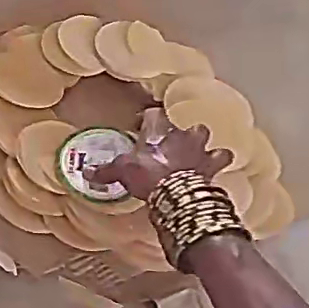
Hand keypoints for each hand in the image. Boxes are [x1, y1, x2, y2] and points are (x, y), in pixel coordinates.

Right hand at [87, 108, 233, 198]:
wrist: (176, 193)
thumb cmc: (148, 174)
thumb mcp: (122, 170)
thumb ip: (106, 170)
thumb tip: (86, 173)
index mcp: (160, 129)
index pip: (153, 114)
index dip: (146, 119)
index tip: (140, 126)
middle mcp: (183, 135)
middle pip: (187, 124)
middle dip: (183, 131)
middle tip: (175, 141)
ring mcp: (201, 150)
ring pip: (208, 139)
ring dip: (207, 147)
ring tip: (203, 154)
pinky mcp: (213, 167)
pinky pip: (221, 161)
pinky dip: (218, 165)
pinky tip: (215, 171)